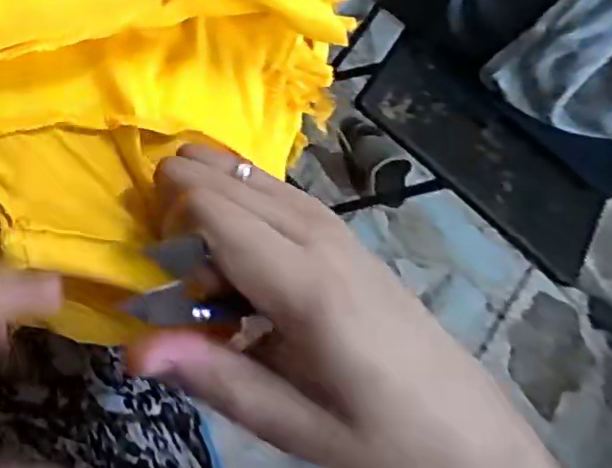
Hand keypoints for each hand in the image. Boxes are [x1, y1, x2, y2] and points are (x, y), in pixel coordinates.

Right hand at [129, 146, 556, 467]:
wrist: (481, 443)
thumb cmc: (385, 442)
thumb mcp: (299, 429)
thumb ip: (214, 378)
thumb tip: (131, 353)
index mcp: (304, 282)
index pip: (210, 205)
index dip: (166, 219)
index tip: (157, 263)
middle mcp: (315, 234)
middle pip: (221, 177)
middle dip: (177, 200)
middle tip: (171, 261)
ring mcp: (332, 224)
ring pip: (244, 172)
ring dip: (204, 192)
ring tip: (196, 249)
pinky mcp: (339, 228)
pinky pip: (269, 185)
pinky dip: (233, 192)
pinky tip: (233, 236)